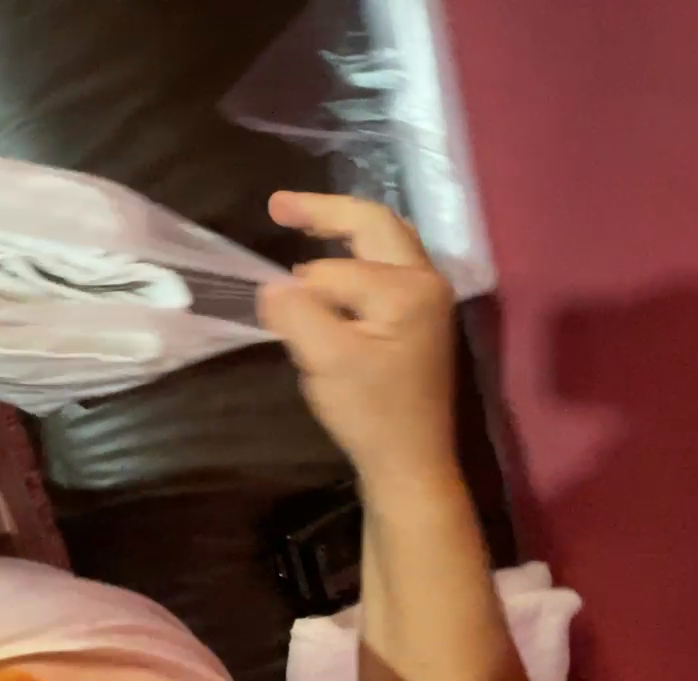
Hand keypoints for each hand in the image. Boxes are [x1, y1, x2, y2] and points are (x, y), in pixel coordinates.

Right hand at [256, 192, 459, 497]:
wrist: (408, 458)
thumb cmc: (370, 412)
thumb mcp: (327, 362)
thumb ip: (297, 314)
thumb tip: (271, 285)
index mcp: (407, 287)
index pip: (333, 270)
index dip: (298, 291)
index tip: (273, 315)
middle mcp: (425, 281)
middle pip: (374, 226)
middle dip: (325, 212)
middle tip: (277, 206)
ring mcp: (425, 299)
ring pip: (382, 246)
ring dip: (341, 234)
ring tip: (302, 226)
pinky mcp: (416, 319)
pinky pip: (382, 270)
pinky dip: (351, 261)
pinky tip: (328, 272)